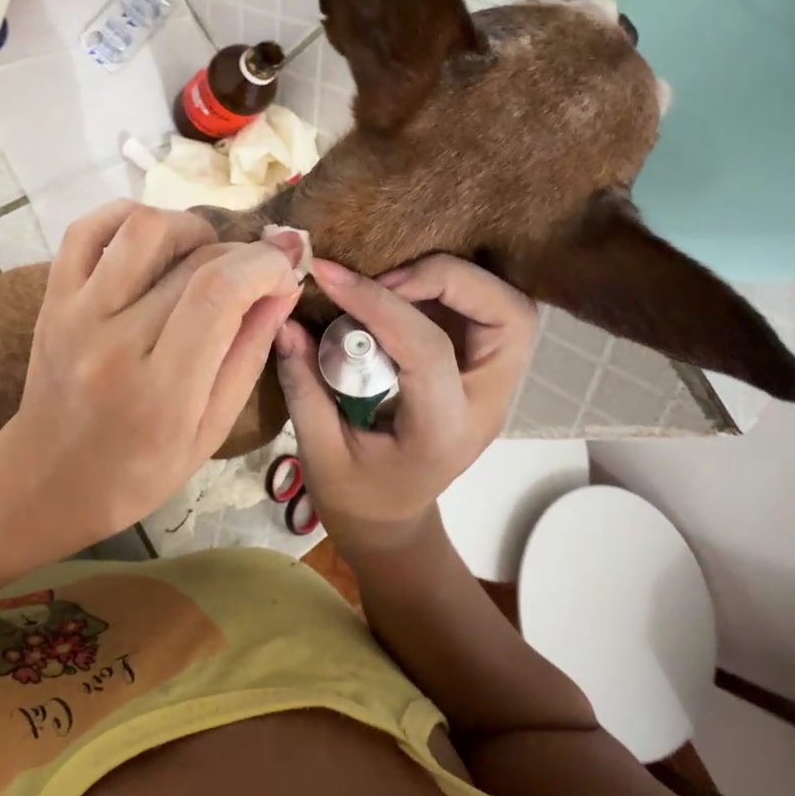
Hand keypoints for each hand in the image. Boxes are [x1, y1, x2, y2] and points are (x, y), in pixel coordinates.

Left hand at [0, 201, 303, 559]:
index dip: (264, 264)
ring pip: (142, 228)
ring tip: (204, 255)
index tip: (285, 269)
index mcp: (161, 390)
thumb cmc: (139, 471)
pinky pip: (86, 229)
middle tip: (255, 271)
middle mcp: (113, 342)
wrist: (49, 477)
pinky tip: (154, 240)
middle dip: (241, 253)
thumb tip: (284, 284)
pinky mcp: (51, 298)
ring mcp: (75, 313)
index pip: (219, 291)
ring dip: (189, 227)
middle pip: (191, 259)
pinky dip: (127, 215)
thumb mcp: (211, 431)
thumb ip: (249, 354)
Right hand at [276, 254, 536, 551]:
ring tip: (391, 281)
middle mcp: (485, 404)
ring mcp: (494, 387)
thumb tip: (284, 322)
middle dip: (448, 278)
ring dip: (455, 279)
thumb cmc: (354, 494)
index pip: (428, 349)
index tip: (327, 276)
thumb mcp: (317, 450)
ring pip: (510, 309)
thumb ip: (303, 385)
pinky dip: (450, 289)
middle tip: (383, 277)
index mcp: (442, 431)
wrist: (390, 519)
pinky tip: (400, 292)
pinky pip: (487, 312)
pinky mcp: (484, 372)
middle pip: (509, 317)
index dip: (377, 303)